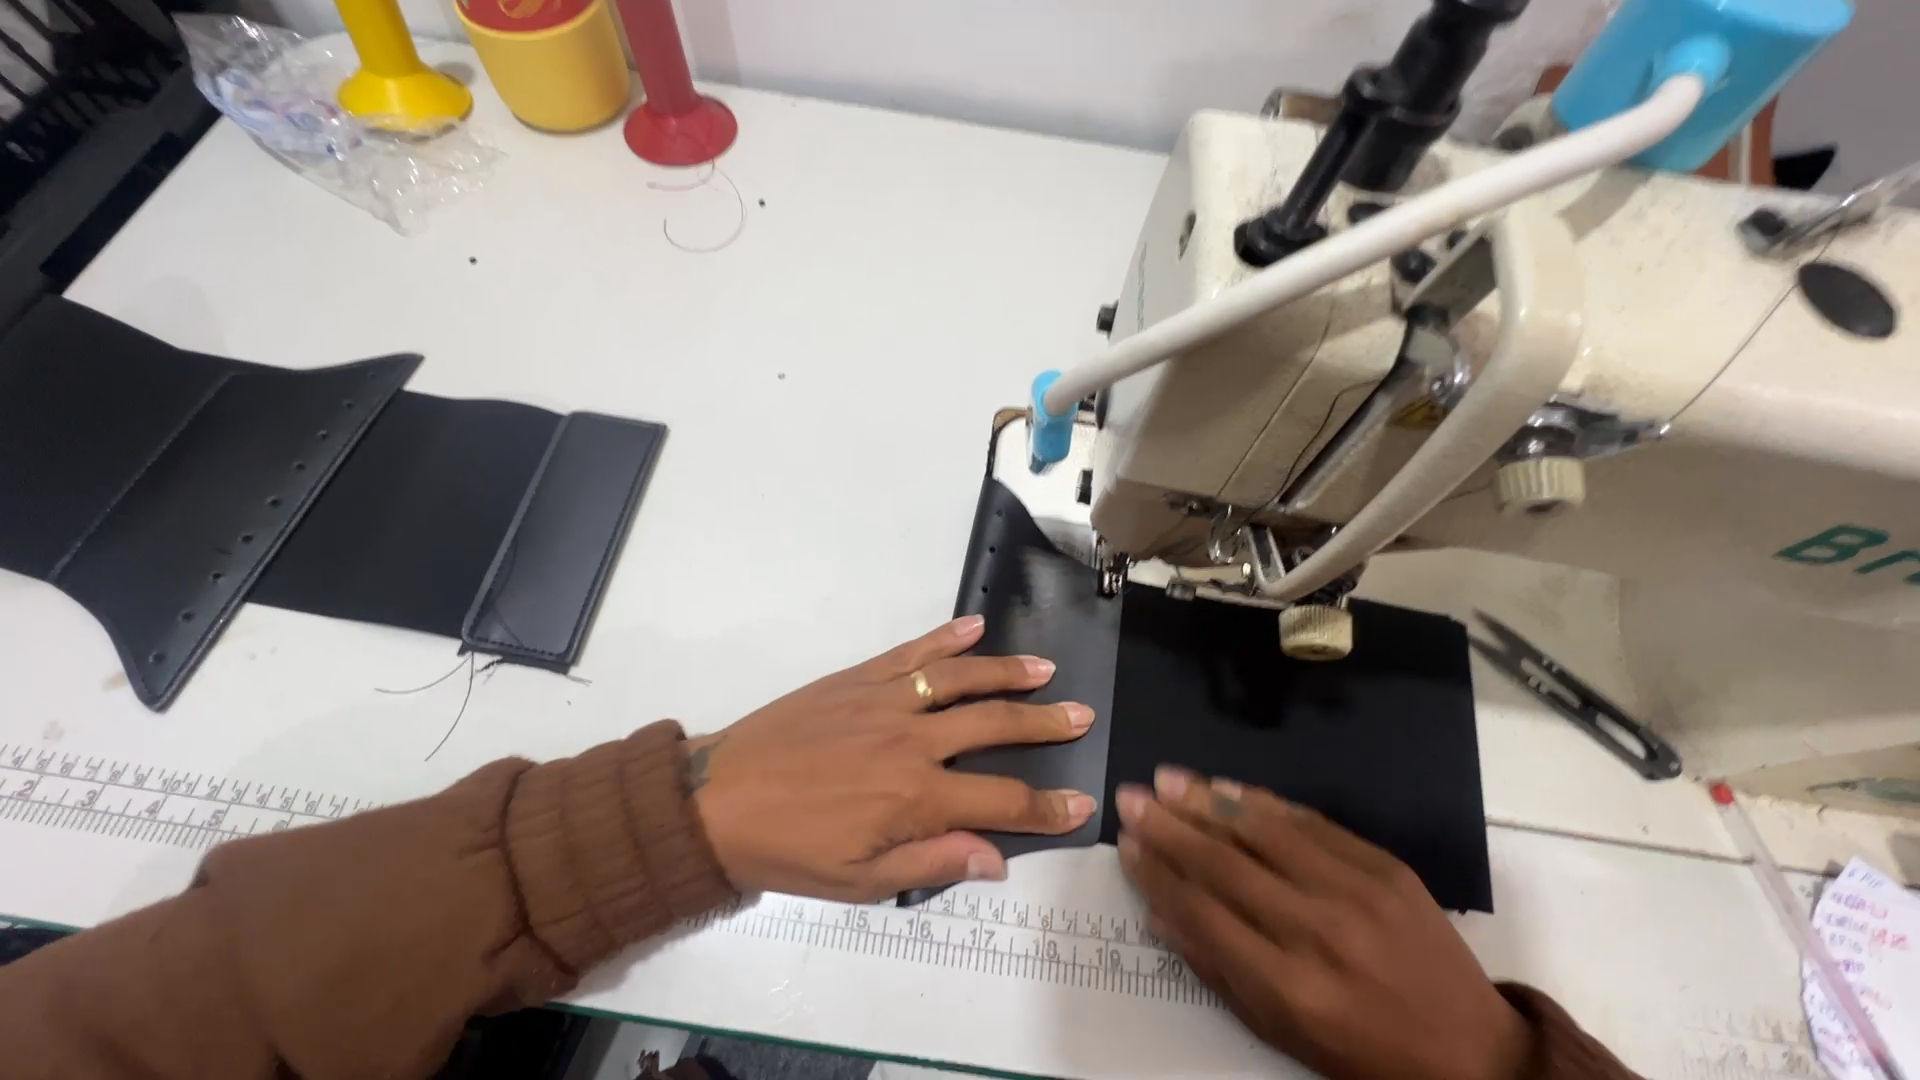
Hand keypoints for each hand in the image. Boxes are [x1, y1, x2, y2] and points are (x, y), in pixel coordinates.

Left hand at [690, 615, 1097, 901]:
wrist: (718, 800)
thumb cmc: (790, 850)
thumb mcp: (859, 881)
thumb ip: (932, 863)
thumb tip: (996, 859)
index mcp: (916, 797)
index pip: (1002, 802)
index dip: (1047, 808)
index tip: (1081, 804)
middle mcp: (913, 741)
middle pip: (995, 726)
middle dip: (1045, 724)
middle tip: (1081, 714)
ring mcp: (886, 701)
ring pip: (961, 679)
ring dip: (1007, 672)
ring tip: (1044, 668)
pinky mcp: (859, 678)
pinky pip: (911, 652)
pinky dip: (945, 637)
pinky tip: (973, 626)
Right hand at [1116, 769, 1527, 1079]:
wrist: (1475, 1053)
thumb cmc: (1363, 1053)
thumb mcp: (1283, 1033)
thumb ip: (1218, 970)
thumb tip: (1160, 914)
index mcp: (1289, 985)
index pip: (1202, 913)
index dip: (1157, 874)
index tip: (1126, 845)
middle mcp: (1317, 930)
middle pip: (1224, 865)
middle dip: (1168, 826)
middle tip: (1129, 796)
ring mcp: (1356, 891)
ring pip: (1263, 831)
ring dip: (1208, 800)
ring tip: (1166, 778)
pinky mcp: (1385, 866)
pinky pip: (1311, 822)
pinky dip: (1264, 802)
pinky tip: (1228, 786)